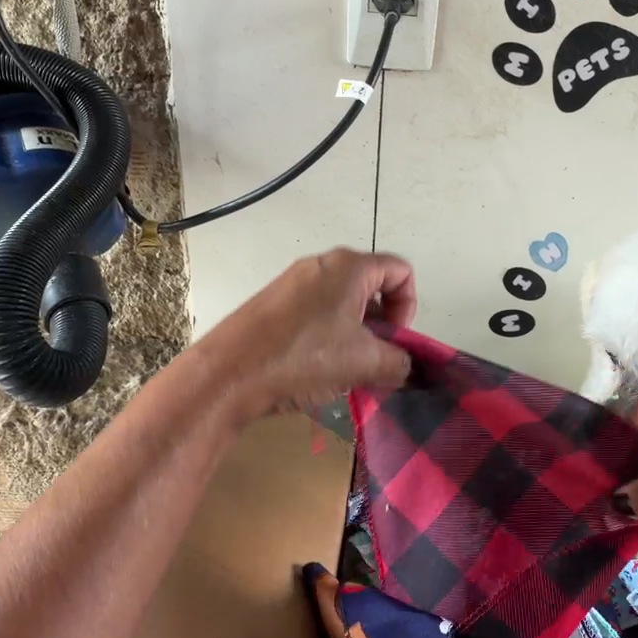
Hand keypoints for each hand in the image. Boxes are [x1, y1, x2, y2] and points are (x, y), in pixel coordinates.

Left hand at [205, 249, 416, 417]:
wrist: (230, 372)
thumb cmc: (305, 357)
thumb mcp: (364, 362)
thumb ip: (398, 361)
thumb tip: (405, 367)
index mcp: (350, 267)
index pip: (401, 272)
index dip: (408, 307)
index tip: (395, 340)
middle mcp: (322, 264)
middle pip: (371, 286)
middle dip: (381, 325)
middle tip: (374, 360)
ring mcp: (293, 281)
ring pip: (342, 302)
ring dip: (354, 334)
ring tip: (346, 370)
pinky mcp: (273, 302)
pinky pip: (315, 312)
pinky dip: (327, 335)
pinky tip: (316, 369)